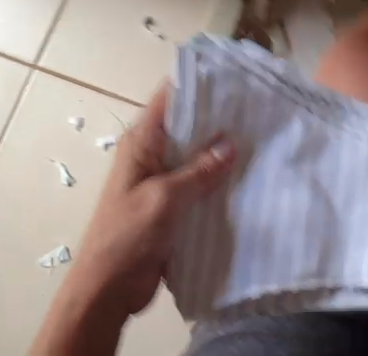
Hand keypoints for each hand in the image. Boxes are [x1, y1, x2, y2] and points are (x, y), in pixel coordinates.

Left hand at [33, 86, 235, 355]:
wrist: (106, 290)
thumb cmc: (126, 235)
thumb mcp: (164, 198)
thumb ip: (198, 171)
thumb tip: (231, 143)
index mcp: (141, 142)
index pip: (170, 99)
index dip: (198, 85)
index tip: (233, 77)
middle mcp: (151, 154)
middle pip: (187, 126)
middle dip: (217, 119)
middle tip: (257, 109)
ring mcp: (161, 180)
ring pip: (195, 156)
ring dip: (220, 152)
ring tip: (260, 139)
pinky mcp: (171, 205)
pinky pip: (198, 183)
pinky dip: (217, 180)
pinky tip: (246, 177)